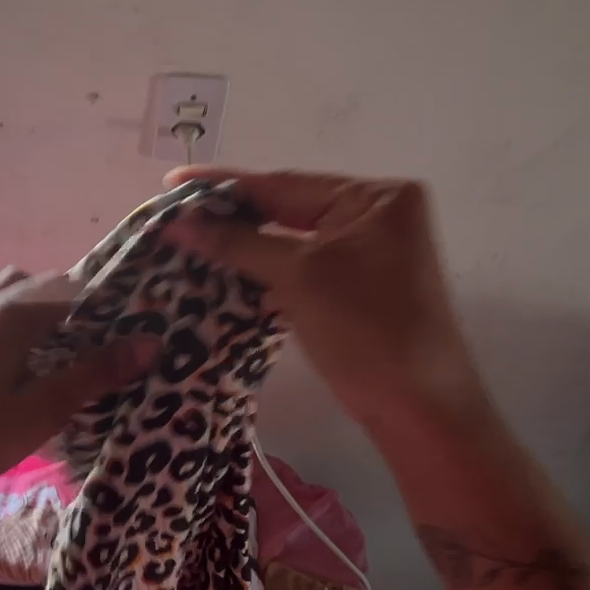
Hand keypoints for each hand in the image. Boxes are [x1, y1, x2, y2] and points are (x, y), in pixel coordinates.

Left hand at [0, 268, 154, 498]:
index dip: (113, 308)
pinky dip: (5, 297)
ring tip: (70, 337)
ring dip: (47, 300)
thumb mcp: (42, 410)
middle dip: (86, 306)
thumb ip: (94, 374)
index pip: (79, 290)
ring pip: (17, 284)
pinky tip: (15, 322)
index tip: (139, 332)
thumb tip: (150, 343)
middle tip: (114, 344)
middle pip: (51, 284)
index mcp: (17, 312)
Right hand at [166, 166, 491, 435]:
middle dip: (231, 214)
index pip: (284, 184)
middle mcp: (375, 214)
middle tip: (174, 213)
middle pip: (286, 207)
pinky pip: (298, 264)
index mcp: (375, 197)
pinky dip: (262, 267)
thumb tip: (179, 223)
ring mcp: (366, 251)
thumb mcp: (297, 277)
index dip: (223, 184)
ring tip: (188, 237)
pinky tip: (223, 267)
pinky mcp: (353, 285)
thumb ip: (237, 243)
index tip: (172, 182)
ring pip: (288, 239)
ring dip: (241, 242)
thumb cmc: (364, 330)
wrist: (416, 406)